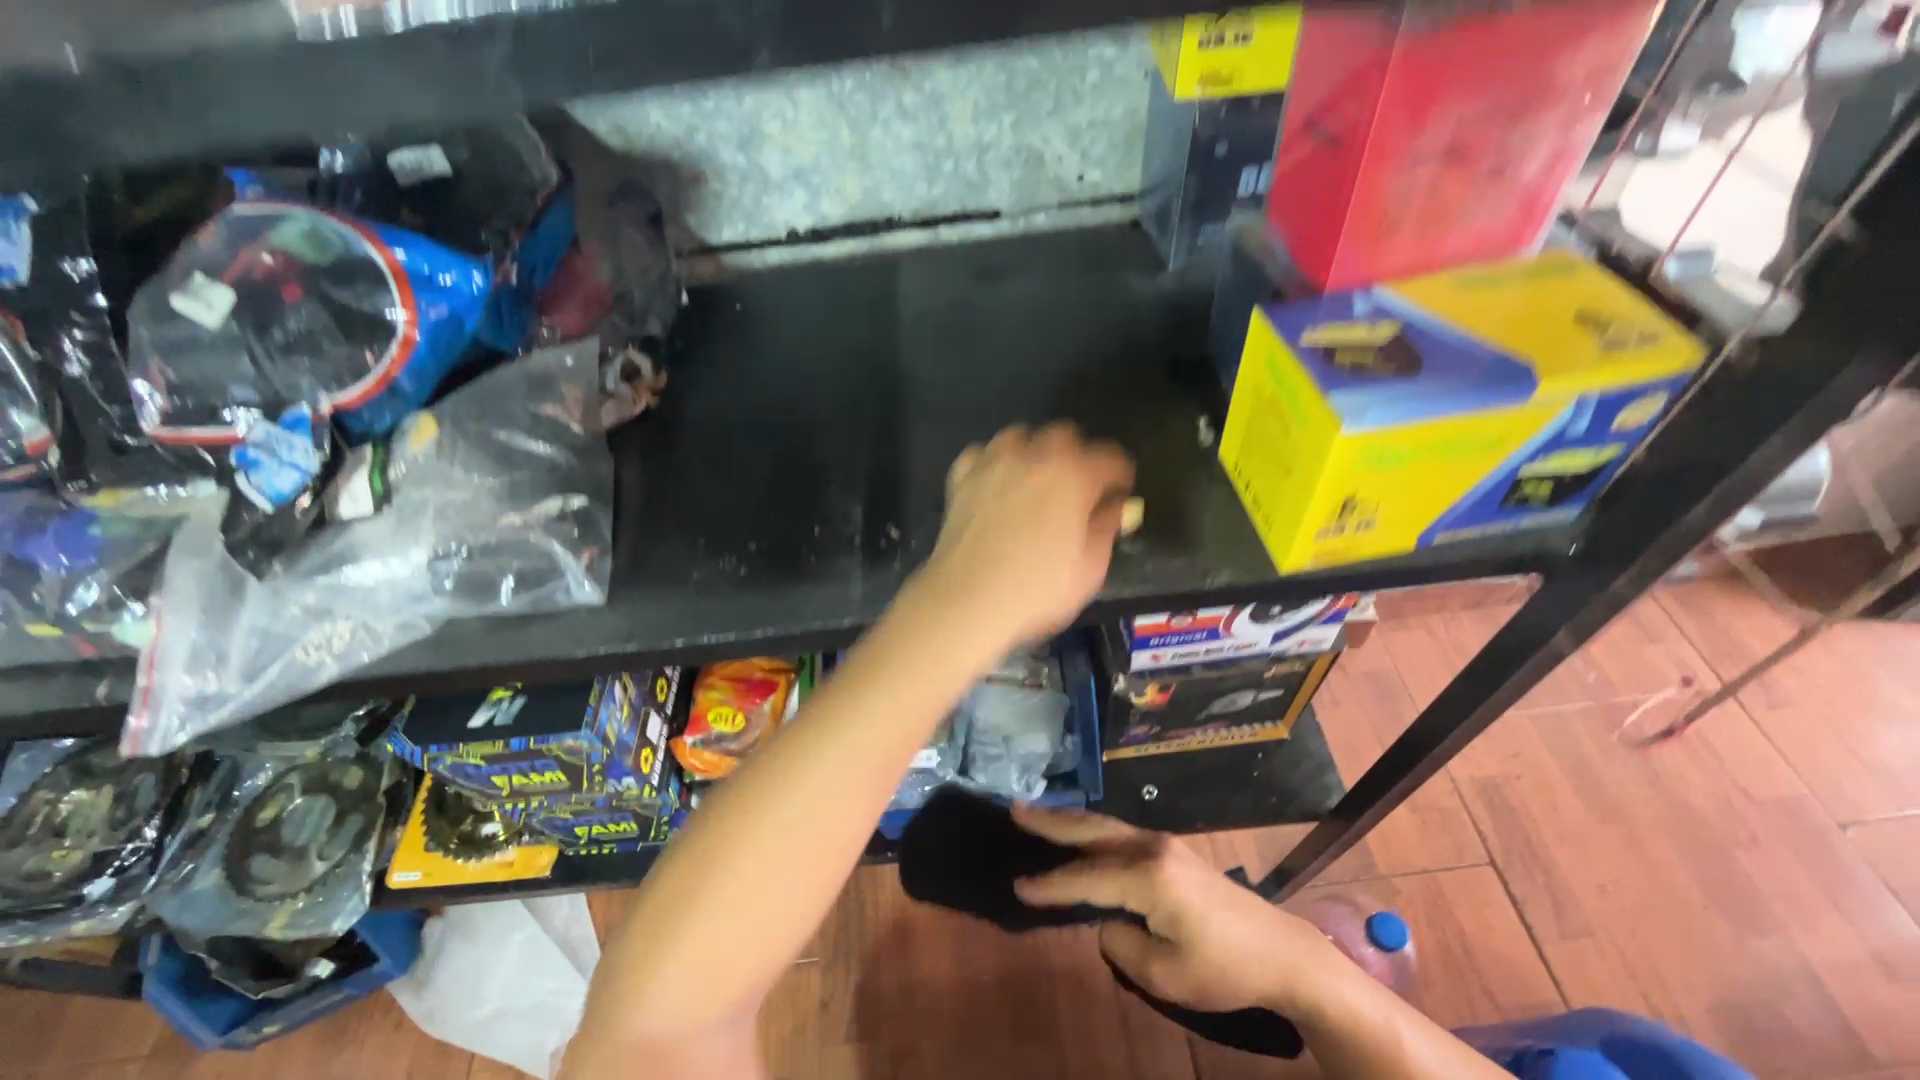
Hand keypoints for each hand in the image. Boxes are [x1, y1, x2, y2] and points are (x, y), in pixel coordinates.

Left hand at [917, 423, 1134, 652]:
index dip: (1120, 477)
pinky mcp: (962, 476)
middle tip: (1077, 489)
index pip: (1112, 458)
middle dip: (1078, 456)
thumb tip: (1113, 506)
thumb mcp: (1091, 567)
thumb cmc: (1037, 589)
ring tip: (1035, 482)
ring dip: (1034, 453)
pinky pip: (982, 455)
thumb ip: (1107, 527)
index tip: (1117, 495)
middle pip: (1065, 436)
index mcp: (1075, 475)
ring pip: (1021, 436)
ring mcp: (993, 462)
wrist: (968, 600)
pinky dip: (993, 465)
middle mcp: (1035, 456)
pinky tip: (996, 487)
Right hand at [1011, 804, 1341, 1014]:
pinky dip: (1093, 832)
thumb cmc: (1223, 967)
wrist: (1282, 953)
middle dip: (1051, 822)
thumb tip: (1109, 920)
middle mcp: (1153, 848)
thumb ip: (1121, 942)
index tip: (1016, 886)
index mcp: (1148, 876)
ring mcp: (1166, 845)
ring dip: (1071, 822)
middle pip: (1092, 831)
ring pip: (1107, 827)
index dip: (1049, 885)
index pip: (1085, 878)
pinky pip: (1122, 835)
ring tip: (1036, 815)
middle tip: (1013, 809)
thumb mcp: (1163, 972)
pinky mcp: (1175, 852)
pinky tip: (1082, 835)